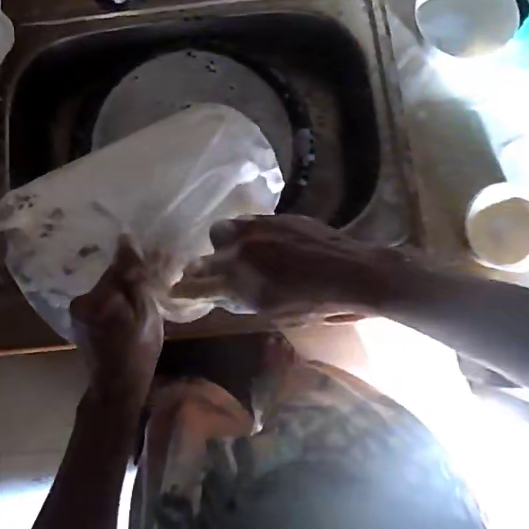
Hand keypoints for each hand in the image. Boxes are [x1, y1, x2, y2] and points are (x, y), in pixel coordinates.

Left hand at [70, 237, 163, 417]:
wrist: (117, 389)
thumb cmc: (137, 352)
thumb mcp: (145, 313)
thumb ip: (135, 278)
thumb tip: (127, 242)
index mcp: (95, 297)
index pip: (118, 266)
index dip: (140, 263)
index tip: (158, 256)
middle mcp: (81, 301)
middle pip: (111, 278)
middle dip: (133, 277)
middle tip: (156, 278)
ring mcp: (78, 313)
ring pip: (108, 291)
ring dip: (126, 291)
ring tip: (147, 296)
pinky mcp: (81, 323)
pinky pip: (103, 304)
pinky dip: (118, 304)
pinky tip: (132, 311)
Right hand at [172, 215, 400, 319]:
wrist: (352, 272)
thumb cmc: (316, 303)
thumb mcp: (272, 311)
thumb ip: (242, 300)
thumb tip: (224, 294)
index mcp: (240, 279)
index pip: (198, 285)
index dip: (185, 290)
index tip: (176, 291)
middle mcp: (242, 250)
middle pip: (205, 257)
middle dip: (203, 269)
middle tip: (208, 276)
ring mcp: (258, 229)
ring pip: (222, 232)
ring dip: (223, 246)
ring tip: (236, 256)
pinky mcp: (276, 217)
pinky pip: (246, 222)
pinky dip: (245, 234)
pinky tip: (260, 243)